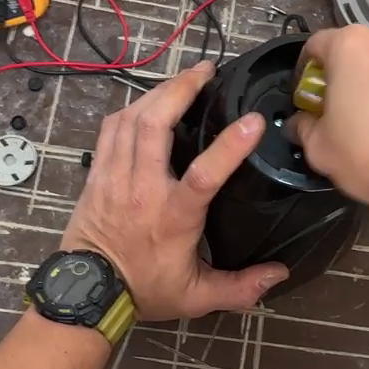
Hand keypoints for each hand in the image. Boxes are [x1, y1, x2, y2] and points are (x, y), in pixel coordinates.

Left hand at [62, 61, 288, 319]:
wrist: (86, 293)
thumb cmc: (145, 290)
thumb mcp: (197, 297)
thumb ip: (241, 287)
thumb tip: (282, 273)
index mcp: (172, 218)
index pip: (202, 175)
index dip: (229, 146)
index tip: (253, 119)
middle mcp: (141, 189)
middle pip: (155, 126)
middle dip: (181, 89)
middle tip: (207, 70)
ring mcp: (114, 177)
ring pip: (131, 119)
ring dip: (158, 92)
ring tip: (183, 78)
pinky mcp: (97, 173)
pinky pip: (111, 127)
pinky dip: (132, 107)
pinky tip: (148, 101)